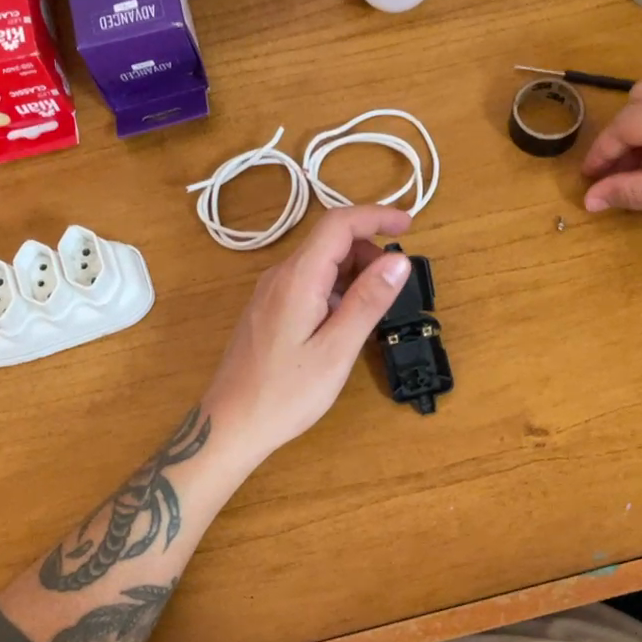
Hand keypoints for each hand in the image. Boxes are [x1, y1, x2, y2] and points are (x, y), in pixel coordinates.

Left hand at [201, 206, 413, 468]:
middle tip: (393, 288)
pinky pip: (307, 284)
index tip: (409, 226)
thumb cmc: (286, 394)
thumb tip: (399, 261)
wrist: (231, 424)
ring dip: (352, 273)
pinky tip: (344, 325)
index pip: (338, 224)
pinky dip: (334, 290)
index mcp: (297, 279)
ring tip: (372, 312)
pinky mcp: (267, 312)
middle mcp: (279, 277)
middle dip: (368, 251)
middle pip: (328, 241)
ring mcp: (269, 294)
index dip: (376, 216)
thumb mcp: (337, 350)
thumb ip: (368, 302)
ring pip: (318, 264)